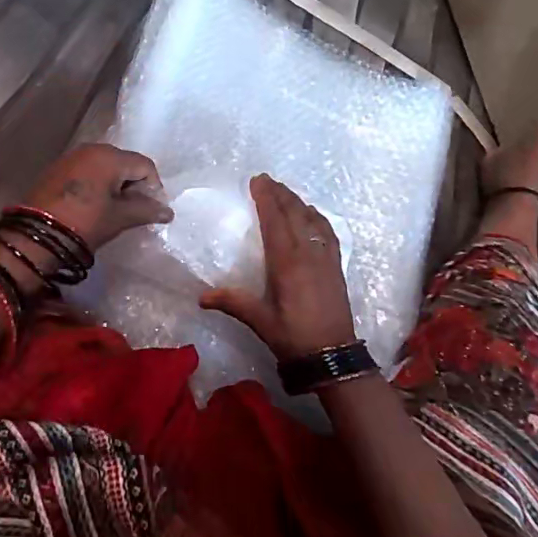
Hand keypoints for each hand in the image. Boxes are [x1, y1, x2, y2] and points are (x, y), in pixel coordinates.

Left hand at [23, 144, 173, 249]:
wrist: (36, 236)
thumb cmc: (84, 222)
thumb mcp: (119, 218)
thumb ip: (146, 210)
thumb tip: (168, 212)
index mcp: (109, 156)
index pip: (145, 165)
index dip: (154, 188)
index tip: (152, 211)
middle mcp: (91, 149)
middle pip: (125, 163)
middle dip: (134, 186)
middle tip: (135, 211)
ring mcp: (71, 157)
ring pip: (105, 168)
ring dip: (115, 186)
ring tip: (114, 211)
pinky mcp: (57, 169)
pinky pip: (87, 172)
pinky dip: (97, 186)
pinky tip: (94, 206)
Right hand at [199, 174, 355, 359]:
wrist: (333, 356)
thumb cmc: (293, 337)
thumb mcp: (260, 321)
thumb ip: (233, 303)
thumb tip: (201, 297)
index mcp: (287, 263)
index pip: (276, 221)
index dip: (267, 199)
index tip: (258, 181)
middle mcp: (308, 254)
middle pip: (295, 214)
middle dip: (281, 194)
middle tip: (267, 180)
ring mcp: (326, 258)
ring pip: (313, 220)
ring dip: (299, 202)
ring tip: (286, 192)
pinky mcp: (336, 267)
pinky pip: (328, 233)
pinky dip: (318, 218)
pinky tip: (313, 215)